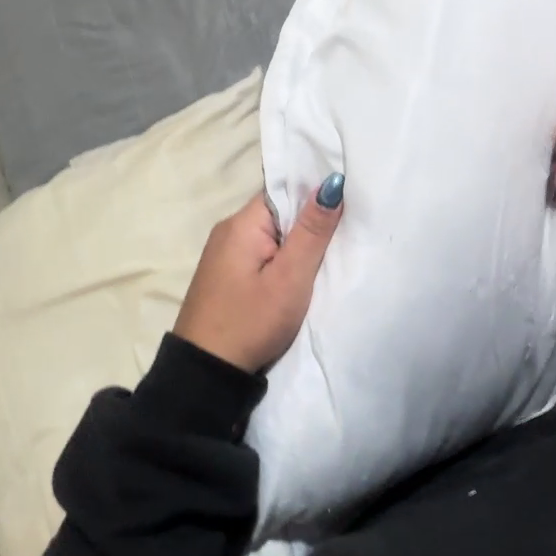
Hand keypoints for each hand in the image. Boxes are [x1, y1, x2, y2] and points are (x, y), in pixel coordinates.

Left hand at [173, 173, 344, 372]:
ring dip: (299, 240)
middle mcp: (229, 231)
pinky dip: (285, 256)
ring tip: (332, 248)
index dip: (314, 194)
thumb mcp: (290, 277)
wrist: (207, 373)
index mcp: (242, 224)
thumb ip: (312, 230)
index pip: (284, 190)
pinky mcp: (229, 274)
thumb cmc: (251, 321)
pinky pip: (264, 251)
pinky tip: (303, 269)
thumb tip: (331, 182)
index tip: (347, 201)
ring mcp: (226, 253)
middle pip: (280, 211)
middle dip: (310, 218)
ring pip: (274, 233)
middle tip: (347, 228)